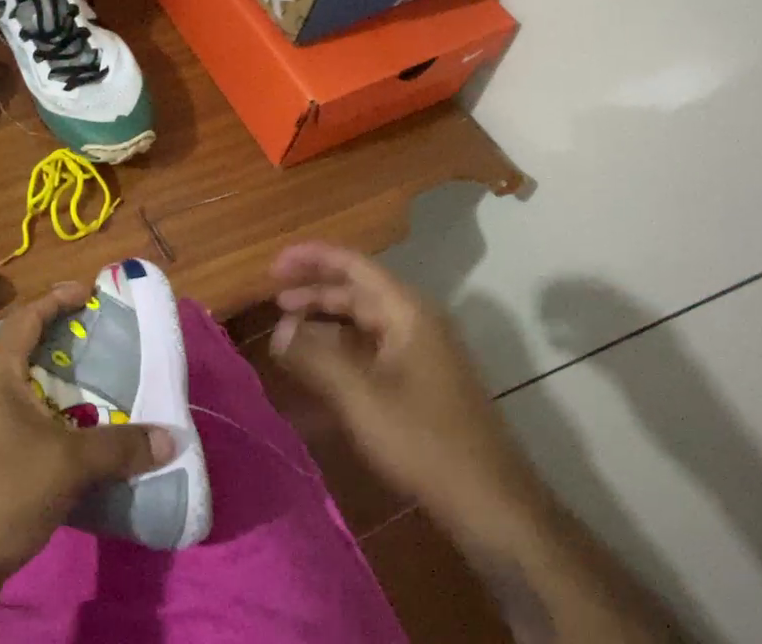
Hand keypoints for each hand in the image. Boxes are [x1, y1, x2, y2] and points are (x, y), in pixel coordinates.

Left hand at [0, 281, 175, 642]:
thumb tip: (171, 438)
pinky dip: (60, 418)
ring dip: (68, 387)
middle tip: (111, 342)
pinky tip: (88, 435)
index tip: (91, 292)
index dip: (58, 300)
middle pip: (30, 350)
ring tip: (109, 386)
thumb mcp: (69, 462)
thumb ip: (120, 445)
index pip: (27, 317)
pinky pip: (31, 420)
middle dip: (69, 344)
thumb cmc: (3, 488)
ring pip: (32, 389)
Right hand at [268, 242, 550, 551]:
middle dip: (314, 291)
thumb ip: (316, 356)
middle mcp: (417, 323)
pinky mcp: (421, 382)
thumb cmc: (424, 441)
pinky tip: (318, 366)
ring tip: (287, 331)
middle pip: (358, 291)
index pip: (354, 266)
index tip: (273, 265)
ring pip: (364, 322)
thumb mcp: (360, 397)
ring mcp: (422, 353)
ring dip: (325, 321)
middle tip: (272, 299)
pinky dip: (341, 348)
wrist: (490, 502)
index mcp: (408, 313)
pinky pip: (373, 349)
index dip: (312, 258)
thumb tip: (280, 328)